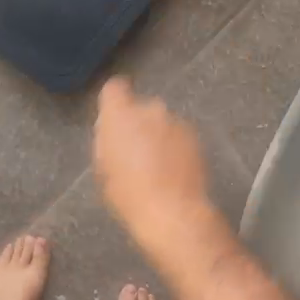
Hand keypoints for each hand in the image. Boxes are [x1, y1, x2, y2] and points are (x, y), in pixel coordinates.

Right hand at [93, 76, 223, 256]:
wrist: (172, 211)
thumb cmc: (128, 193)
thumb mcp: (104, 168)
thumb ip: (108, 141)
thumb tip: (114, 132)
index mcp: (120, 115)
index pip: (115, 88)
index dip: (114, 102)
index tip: (114, 120)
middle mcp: (150, 109)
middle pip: (140, 108)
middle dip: (138, 124)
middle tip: (134, 152)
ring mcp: (176, 121)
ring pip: (162, 122)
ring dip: (159, 136)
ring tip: (157, 166)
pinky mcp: (195, 137)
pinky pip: (179, 135)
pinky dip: (175, 147)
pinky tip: (173, 171)